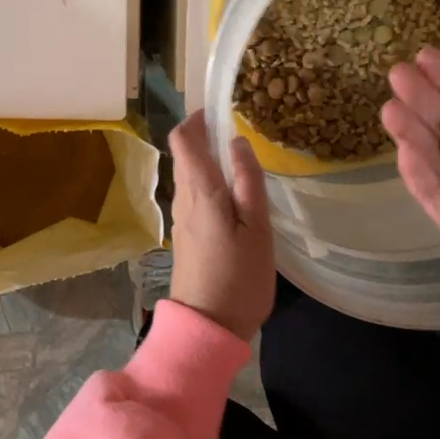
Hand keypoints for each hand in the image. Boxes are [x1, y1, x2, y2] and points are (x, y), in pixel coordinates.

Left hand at [167, 111, 275, 340]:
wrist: (208, 328)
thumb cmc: (239, 278)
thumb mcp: (257, 229)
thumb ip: (247, 182)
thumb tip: (237, 142)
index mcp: (199, 191)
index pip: (183, 139)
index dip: (197, 118)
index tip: (222, 111)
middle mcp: (183, 199)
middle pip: (185, 154)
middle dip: (206, 136)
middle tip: (242, 132)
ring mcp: (182, 219)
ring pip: (190, 175)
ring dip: (210, 161)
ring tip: (244, 162)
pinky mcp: (186, 236)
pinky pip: (195, 195)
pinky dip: (211, 183)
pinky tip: (235, 195)